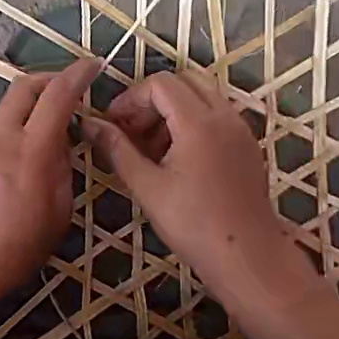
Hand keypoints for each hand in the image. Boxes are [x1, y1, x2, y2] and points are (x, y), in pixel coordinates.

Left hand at [0, 59, 101, 304]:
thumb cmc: (24, 245)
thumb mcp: (61, 209)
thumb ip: (63, 166)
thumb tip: (62, 139)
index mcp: (31, 154)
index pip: (57, 97)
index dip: (78, 75)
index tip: (93, 65)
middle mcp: (1, 140)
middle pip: (24, 86)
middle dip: (50, 77)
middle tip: (71, 86)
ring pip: (9, 110)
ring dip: (33, 108)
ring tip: (52, 133)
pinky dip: (17, 134)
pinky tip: (24, 161)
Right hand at [82, 70, 322, 320]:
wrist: (248, 257)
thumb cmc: (193, 224)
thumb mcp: (148, 187)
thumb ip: (118, 150)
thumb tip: (91, 126)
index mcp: (199, 121)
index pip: (160, 83)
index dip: (131, 99)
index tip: (113, 124)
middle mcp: (225, 116)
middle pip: (184, 81)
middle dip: (152, 99)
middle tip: (131, 131)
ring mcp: (241, 130)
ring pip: (202, 97)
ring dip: (172, 110)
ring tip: (150, 149)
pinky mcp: (247, 146)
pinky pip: (217, 116)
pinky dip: (192, 123)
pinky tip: (176, 160)